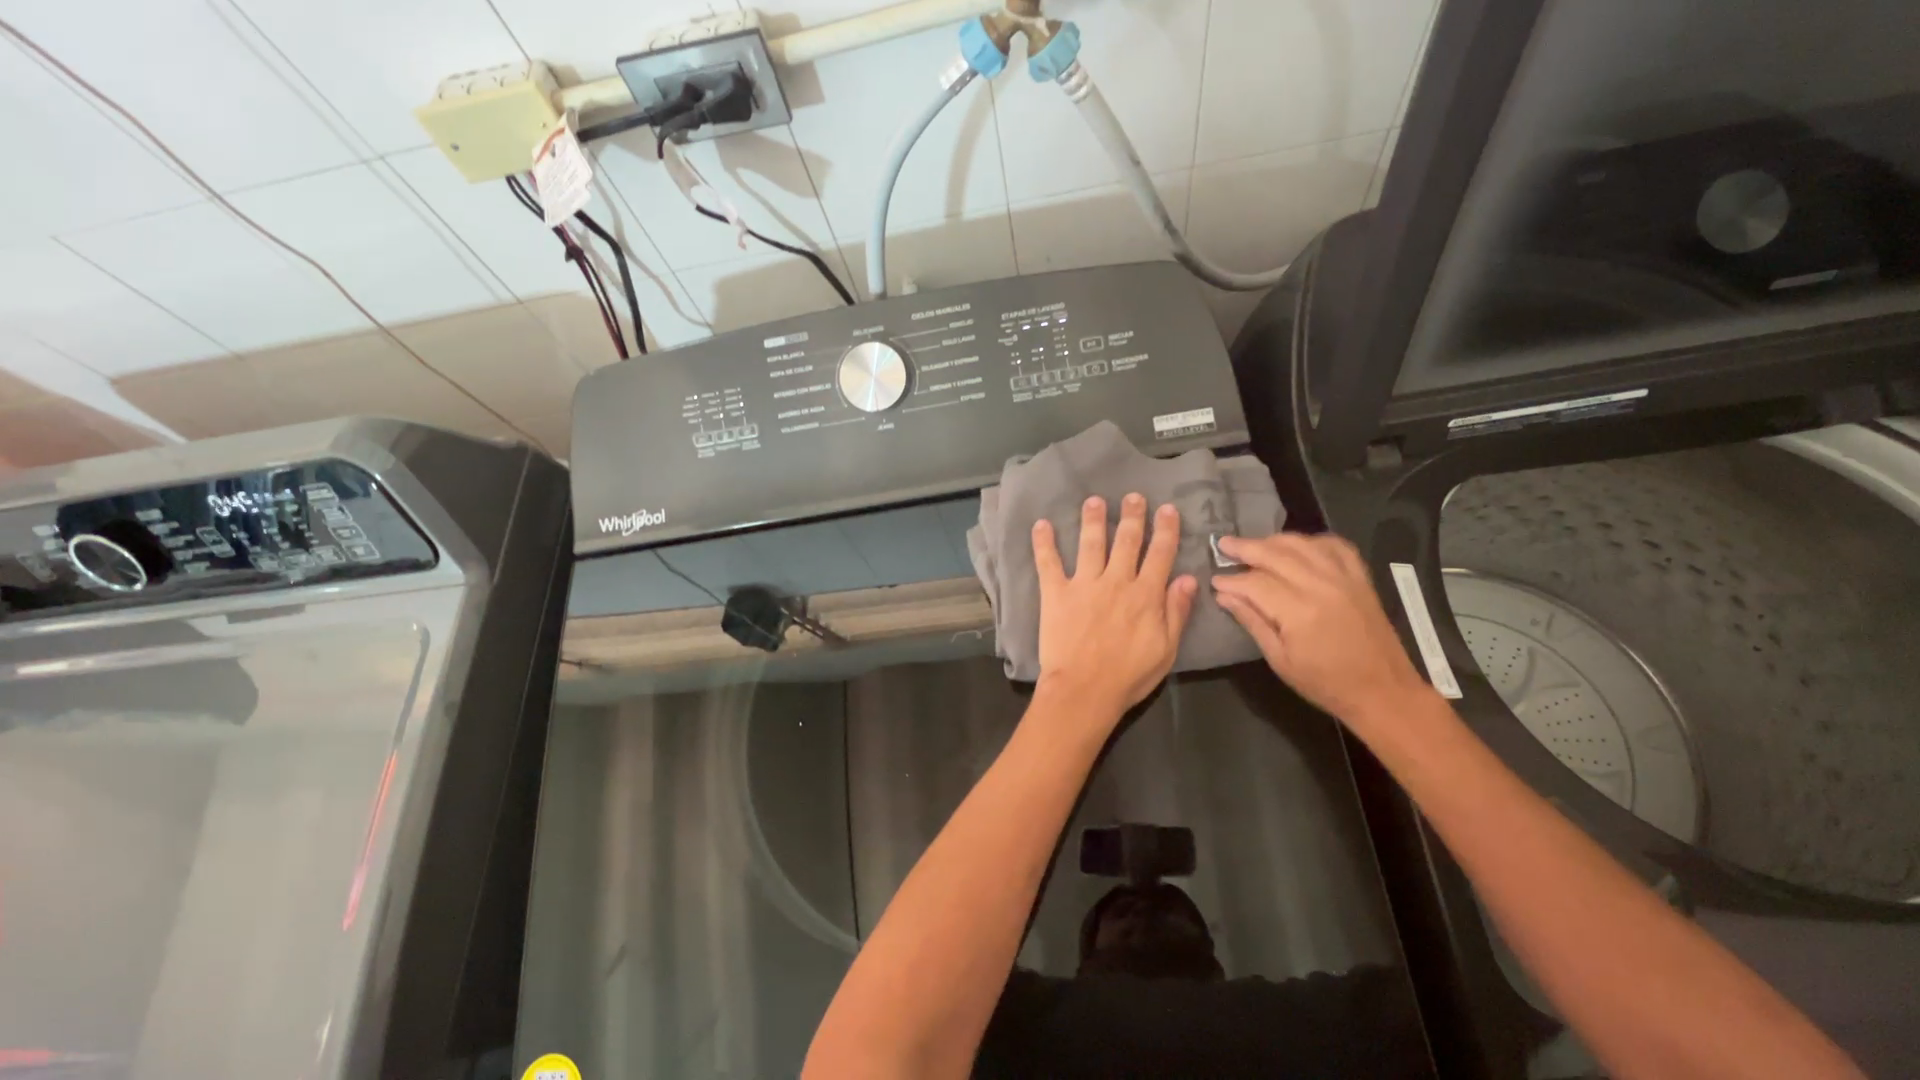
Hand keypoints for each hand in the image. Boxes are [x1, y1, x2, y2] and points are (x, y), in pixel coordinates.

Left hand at [1033, 494, 1198, 717]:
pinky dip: (1044, 543)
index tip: (1167, 509)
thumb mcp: (1166, 649)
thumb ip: (1177, 611)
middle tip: (1133, 496)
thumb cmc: (1129, 676)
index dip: (1165, 530)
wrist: (1085, 691)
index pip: (1160, 554)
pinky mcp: (1056, 594)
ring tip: (1094, 501)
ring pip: (1090, 544)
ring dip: (1093, 520)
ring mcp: (1084, 585)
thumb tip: (1188, 578)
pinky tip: (1041, 524)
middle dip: (1131, 516)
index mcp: (1145, 595)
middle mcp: (1116, 582)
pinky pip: (1048, 563)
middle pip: (1126, 541)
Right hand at [1211, 533, 1430, 725]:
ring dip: (1274, 540)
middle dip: (1246, 548)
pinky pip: (1335, 546)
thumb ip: (1252, 622)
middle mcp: (1321, 585)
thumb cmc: (1325, 683)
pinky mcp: (1360, 578)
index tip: (1214, 580)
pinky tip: (1299, 547)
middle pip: (1276, 554)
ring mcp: (1343, 578)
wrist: (1382, 690)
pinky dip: (1313, 541)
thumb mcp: (1280, 660)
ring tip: (1254, 544)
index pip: (1255, 583)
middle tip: (1223, 545)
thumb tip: (1224, 596)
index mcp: (1298, 611)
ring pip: (1302, 544)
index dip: (1231, 580)